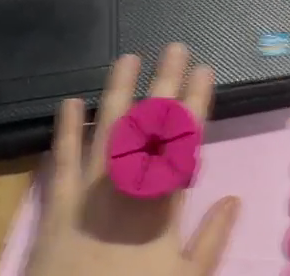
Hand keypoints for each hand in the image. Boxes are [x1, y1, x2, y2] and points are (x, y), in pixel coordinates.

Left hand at [28, 44, 239, 275]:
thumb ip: (210, 241)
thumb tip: (234, 200)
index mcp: (161, 209)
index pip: (184, 143)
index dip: (195, 104)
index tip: (204, 70)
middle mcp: (127, 191)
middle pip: (149, 128)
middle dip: (164, 84)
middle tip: (174, 48)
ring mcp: (89, 196)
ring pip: (106, 133)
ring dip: (117, 92)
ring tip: (128, 58)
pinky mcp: (56, 210)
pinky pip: (61, 163)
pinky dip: (65, 132)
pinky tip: (68, 103)